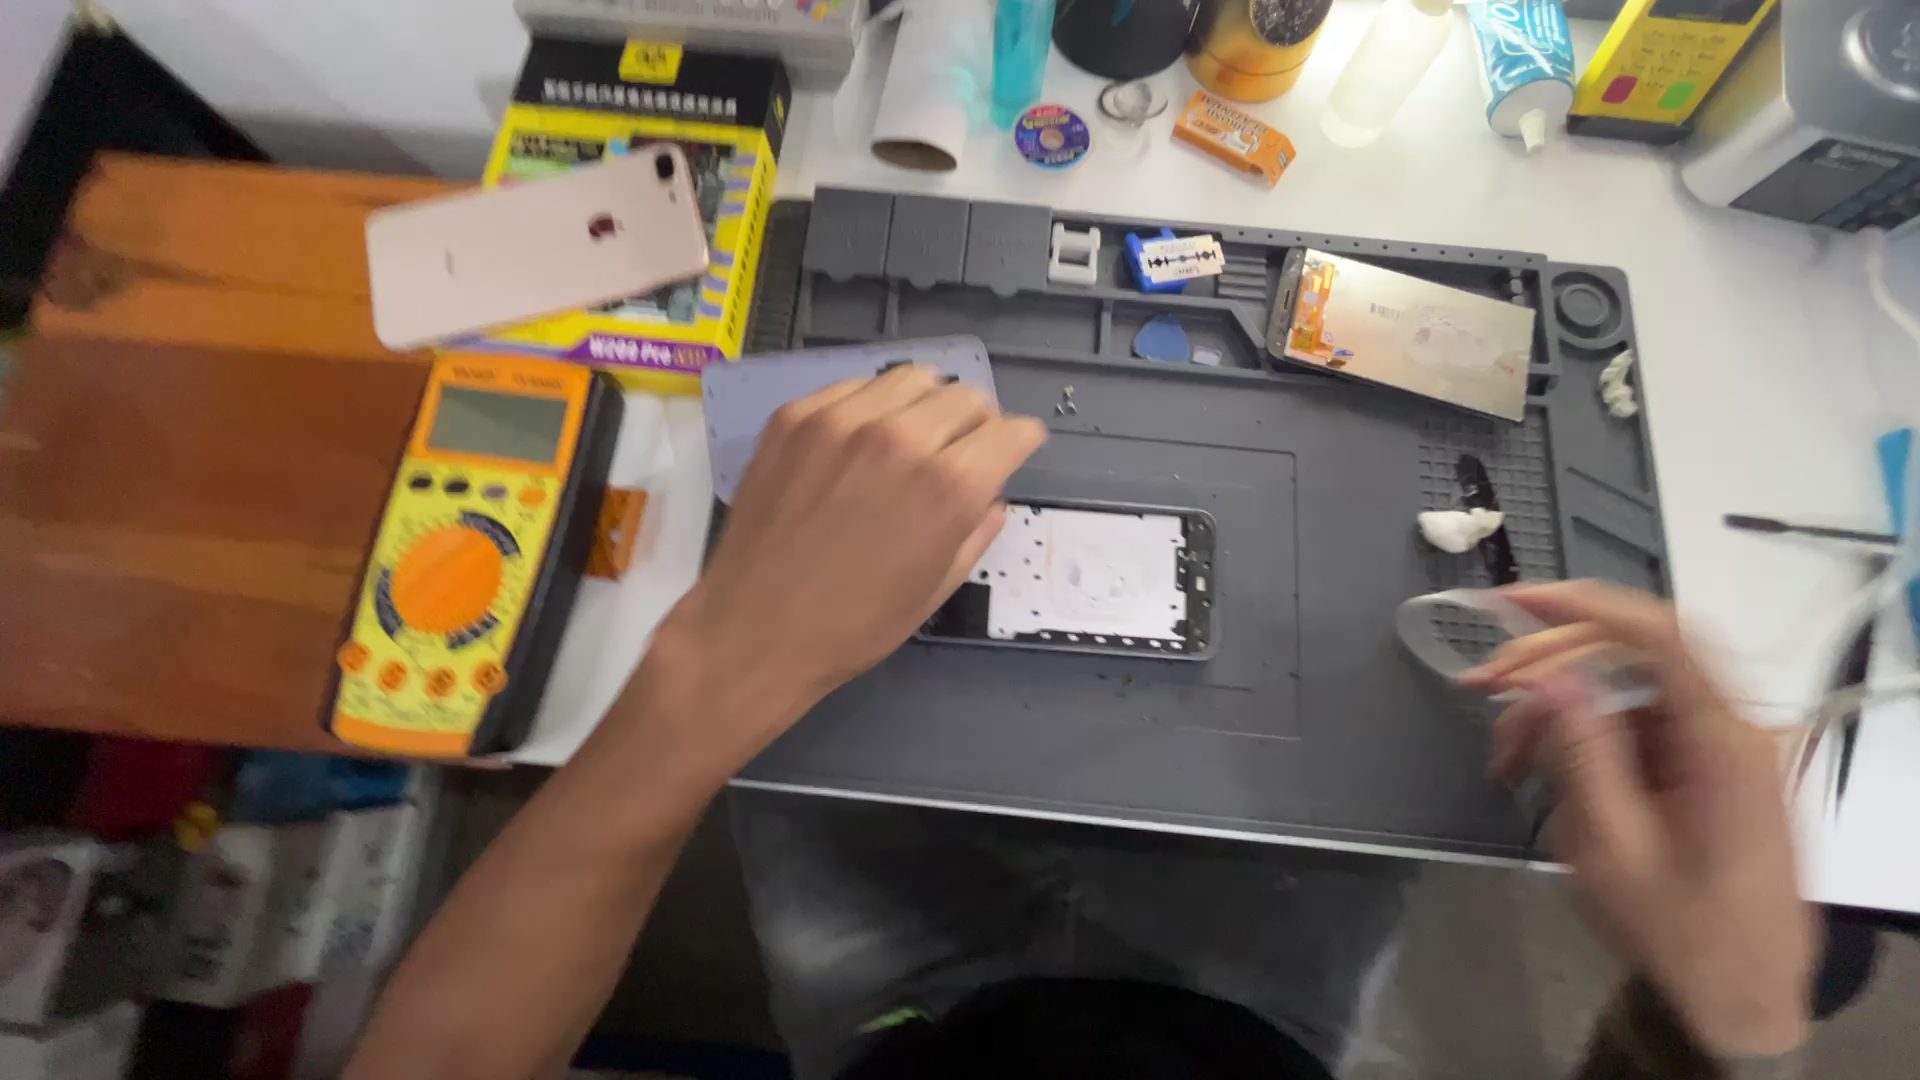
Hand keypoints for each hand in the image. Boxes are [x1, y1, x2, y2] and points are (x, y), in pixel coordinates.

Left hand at [657, 364, 1046, 760]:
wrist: (753, 631)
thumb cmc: (854, 626)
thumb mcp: (936, 589)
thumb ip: (976, 531)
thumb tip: (990, 498)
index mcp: (948, 486)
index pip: (1010, 431)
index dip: (1022, 440)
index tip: (1015, 449)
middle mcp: (901, 436)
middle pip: (965, 396)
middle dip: (979, 421)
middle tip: (964, 448)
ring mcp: (841, 418)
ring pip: (911, 378)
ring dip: (928, 402)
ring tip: (915, 434)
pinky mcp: (794, 416)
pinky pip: (854, 387)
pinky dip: (874, 405)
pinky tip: (861, 439)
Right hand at [1461, 581, 1813, 1059]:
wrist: (1731, 992)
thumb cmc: (1673, 926)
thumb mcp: (1610, 841)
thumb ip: (1582, 749)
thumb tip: (1548, 675)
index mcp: (1724, 743)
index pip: (1660, 637)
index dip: (1580, 604)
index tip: (1507, 598)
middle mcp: (1728, 729)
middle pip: (1624, 657)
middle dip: (1540, 665)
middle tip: (1475, 686)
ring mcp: (1713, 745)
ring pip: (1613, 688)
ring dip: (1547, 708)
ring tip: (1502, 756)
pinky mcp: (1695, 761)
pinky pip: (1622, 719)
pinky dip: (1569, 732)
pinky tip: (1531, 763)